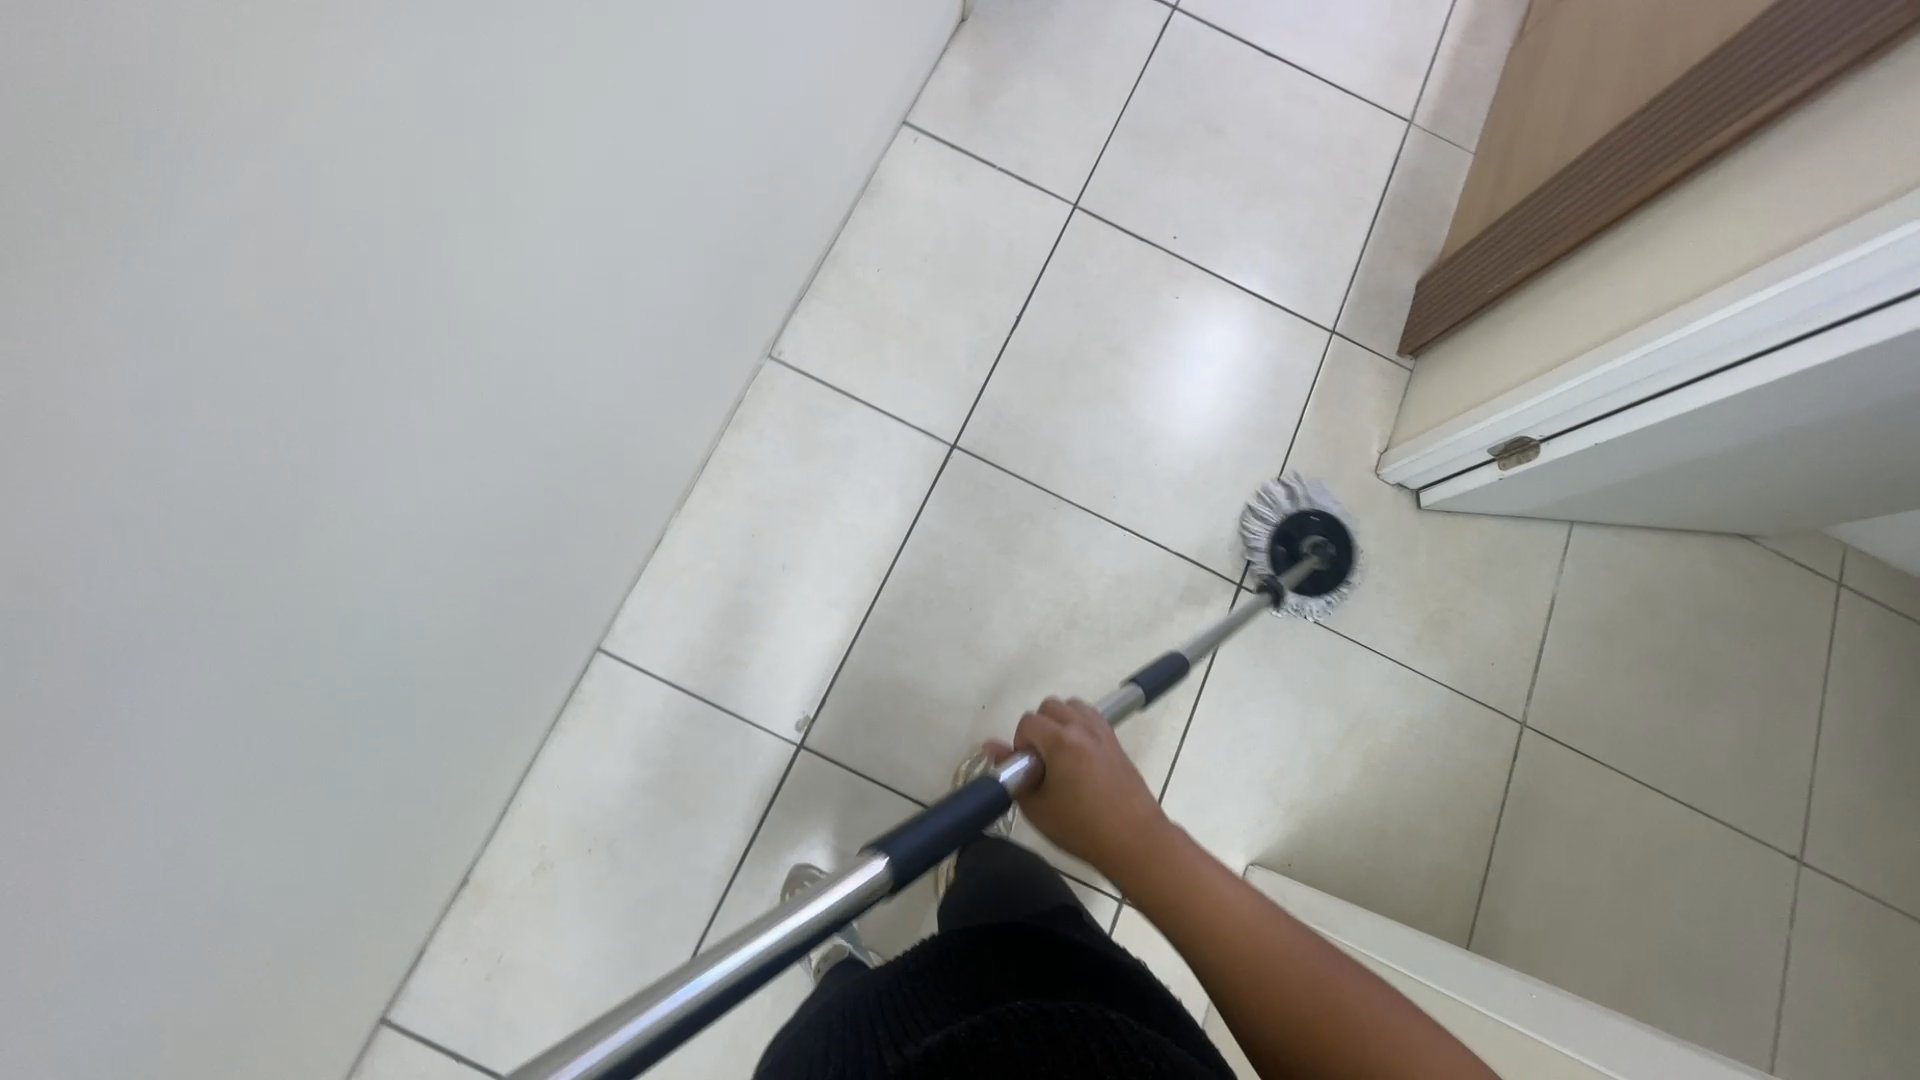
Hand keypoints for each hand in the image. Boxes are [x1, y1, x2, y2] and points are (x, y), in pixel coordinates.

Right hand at [985, 697, 1174, 876]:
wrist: (1133, 839)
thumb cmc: (1080, 827)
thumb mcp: (1036, 806)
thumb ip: (1010, 772)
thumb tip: (990, 746)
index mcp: (1061, 740)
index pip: (1028, 721)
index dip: (1021, 744)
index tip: (1028, 771)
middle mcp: (1082, 727)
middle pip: (1049, 706)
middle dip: (1038, 728)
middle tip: (1042, 762)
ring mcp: (1102, 731)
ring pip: (1072, 706)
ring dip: (1060, 722)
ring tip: (1061, 756)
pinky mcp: (1116, 741)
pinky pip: (1092, 717)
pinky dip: (1080, 725)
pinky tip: (1079, 756)